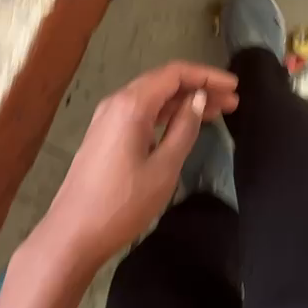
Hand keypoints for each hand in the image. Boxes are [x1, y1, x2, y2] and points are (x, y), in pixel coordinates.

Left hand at [32, 61, 238, 273]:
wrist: (74, 233)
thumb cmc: (123, 203)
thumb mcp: (164, 168)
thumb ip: (184, 129)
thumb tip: (199, 99)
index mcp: (131, 105)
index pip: (174, 74)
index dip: (207, 76)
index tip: (234, 86)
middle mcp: (117, 103)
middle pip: (163, 83)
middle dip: (199, 88)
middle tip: (233, 103)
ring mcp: (107, 119)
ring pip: (152, 99)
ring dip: (184, 103)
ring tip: (218, 113)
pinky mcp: (105, 136)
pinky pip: (141, 114)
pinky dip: (166, 115)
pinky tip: (185, 126)